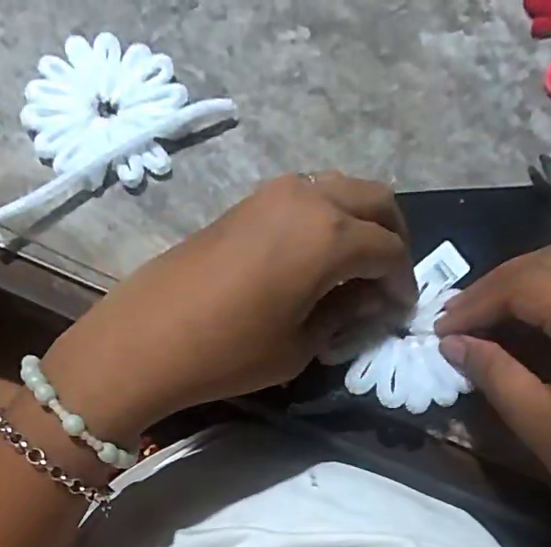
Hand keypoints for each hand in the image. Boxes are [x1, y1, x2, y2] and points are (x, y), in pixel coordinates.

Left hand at [38, 173, 414, 443]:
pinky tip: (318, 260)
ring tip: (356, 270)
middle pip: (374, 201)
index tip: (402, 309)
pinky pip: (307, 198)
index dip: (402, 281)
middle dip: (392, 237)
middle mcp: (309, 198)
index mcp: (330, 236)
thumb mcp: (300, 346)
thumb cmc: (231, 352)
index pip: (389, 249)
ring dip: (359, 223)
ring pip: (340, 191)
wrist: (149, 338)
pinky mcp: (247, 202)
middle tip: (389, 279)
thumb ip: (342, 315)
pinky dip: (327, 221)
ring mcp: (274, 193)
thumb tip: (368, 299)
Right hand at [434, 246, 550, 546]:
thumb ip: (492, 371)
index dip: (476, 302)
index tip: (440, 327)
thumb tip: (451, 342)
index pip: (526, 283)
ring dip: (535, 284)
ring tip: (495, 317)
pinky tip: (550, 313)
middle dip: (500, 287)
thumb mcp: (539, 422)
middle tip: (460, 319)